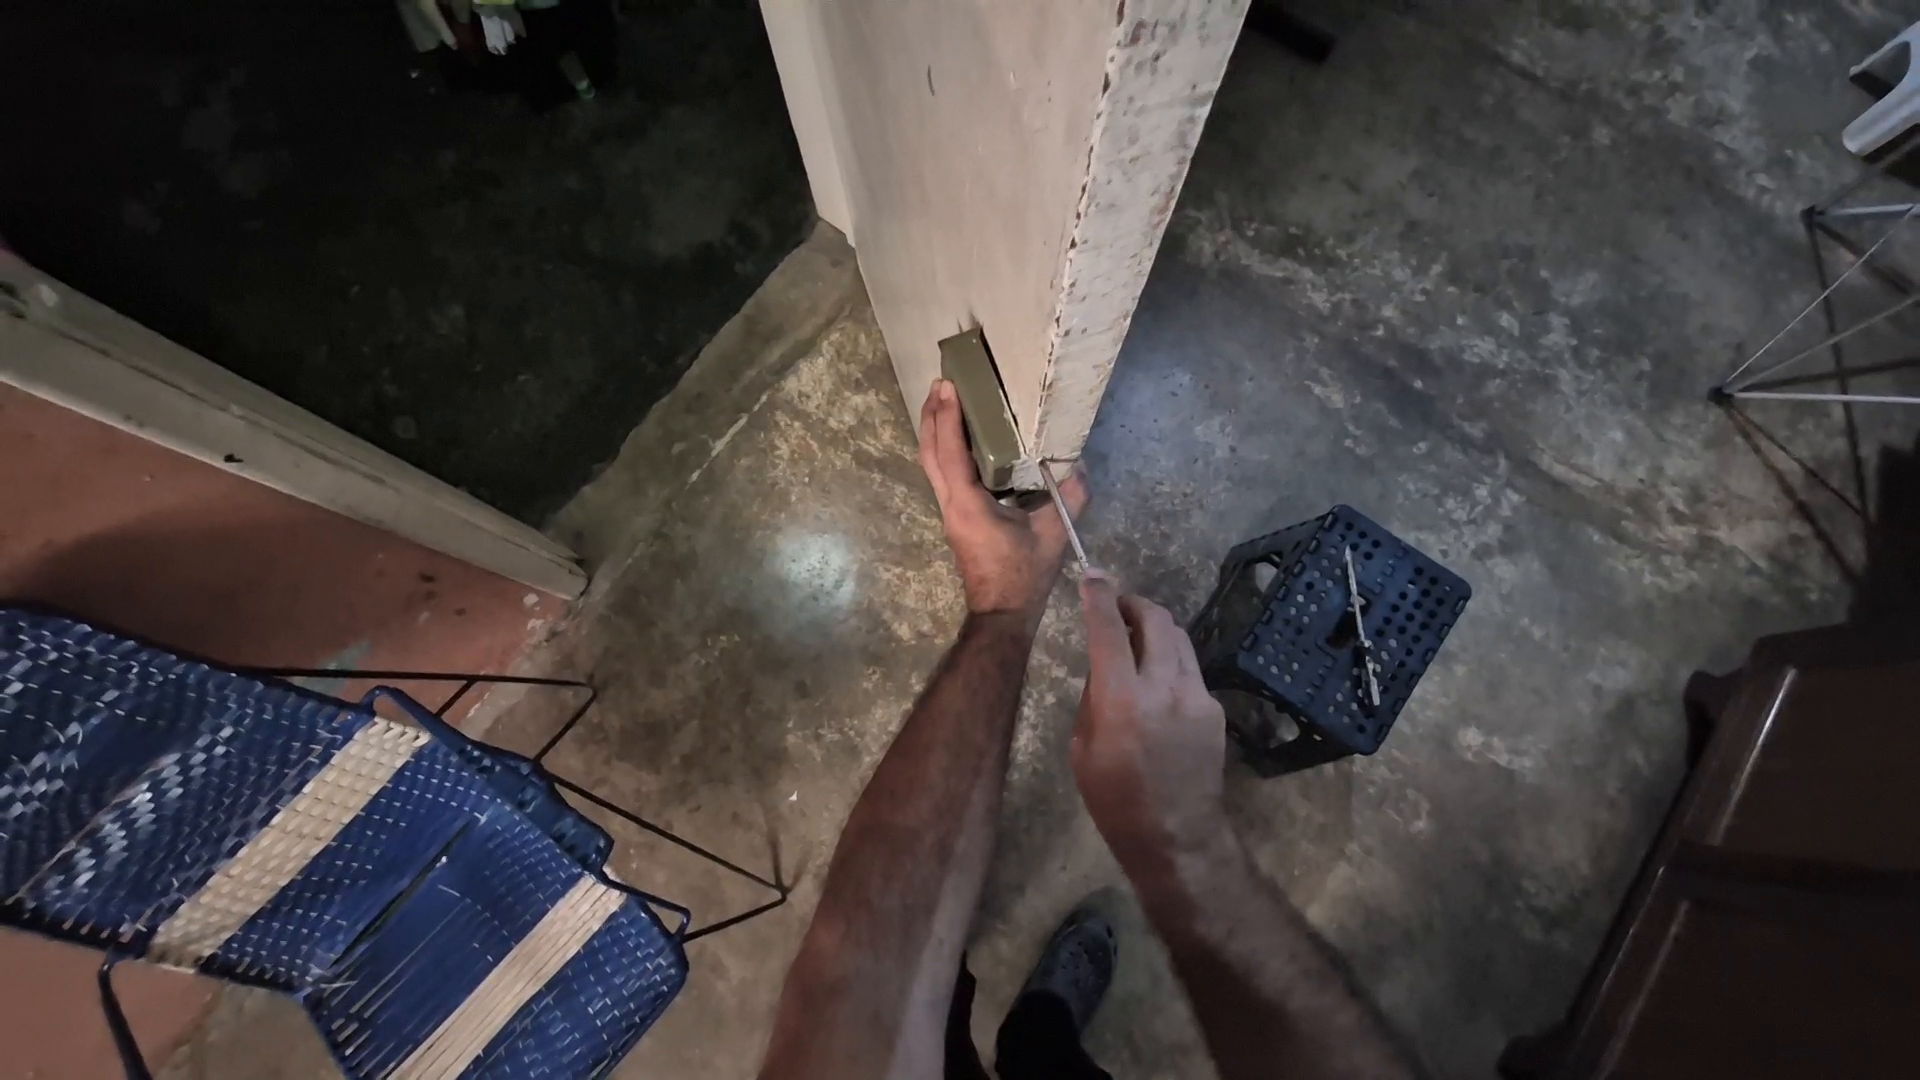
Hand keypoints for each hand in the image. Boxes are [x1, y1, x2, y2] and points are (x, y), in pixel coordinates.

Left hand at [918, 379, 1088, 618]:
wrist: (1002, 613)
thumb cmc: (1023, 576)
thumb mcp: (1052, 535)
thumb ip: (1069, 498)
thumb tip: (1079, 466)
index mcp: (968, 504)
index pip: (951, 451)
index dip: (947, 417)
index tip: (947, 386)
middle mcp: (950, 504)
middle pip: (929, 453)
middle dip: (931, 417)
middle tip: (940, 385)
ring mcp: (950, 513)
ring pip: (932, 465)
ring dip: (934, 433)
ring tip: (944, 404)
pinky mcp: (956, 519)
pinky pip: (943, 476)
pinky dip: (945, 451)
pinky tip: (962, 442)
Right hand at [1072, 575, 1227, 866]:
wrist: (1177, 838)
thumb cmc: (1115, 799)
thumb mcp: (1083, 748)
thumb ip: (1095, 697)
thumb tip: (1105, 667)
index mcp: (1121, 700)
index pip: (1109, 628)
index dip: (1098, 595)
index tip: (1091, 575)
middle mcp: (1164, 688)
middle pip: (1156, 619)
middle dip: (1134, 602)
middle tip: (1118, 605)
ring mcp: (1197, 697)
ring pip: (1179, 638)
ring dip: (1155, 628)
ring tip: (1138, 638)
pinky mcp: (1215, 710)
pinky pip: (1190, 669)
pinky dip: (1170, 661)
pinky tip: (1159, 683)